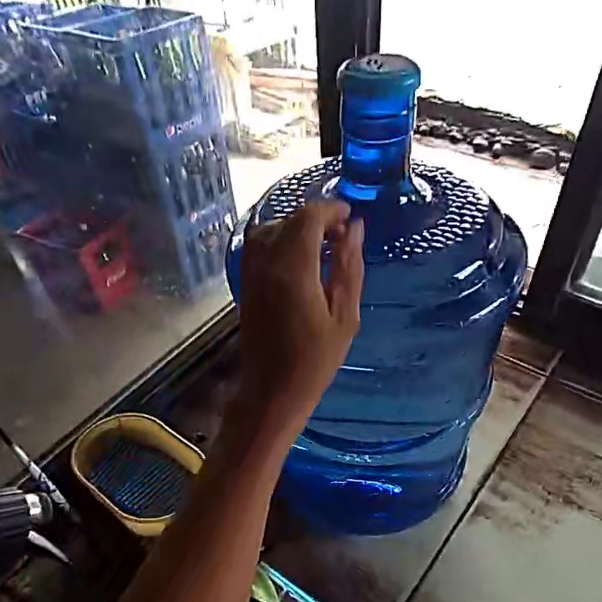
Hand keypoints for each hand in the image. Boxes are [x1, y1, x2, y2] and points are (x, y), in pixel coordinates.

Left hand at [233, 200, 363, 435]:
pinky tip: (301, 263)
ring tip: (323, 250)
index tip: (351, 218)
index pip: (309, 217)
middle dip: (318, 220)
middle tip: (343, 239)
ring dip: (298, 230)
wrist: (271, 391)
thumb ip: (349, 267)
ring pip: (272, 229)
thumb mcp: (345, 316)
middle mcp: (266, 262)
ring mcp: (250, 271)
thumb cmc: (314, 361)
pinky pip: (260, 246)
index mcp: (293, 268)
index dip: (332, 210)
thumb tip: (356, 229)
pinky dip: (282, 242)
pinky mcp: (245, 282)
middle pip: (290, 219)